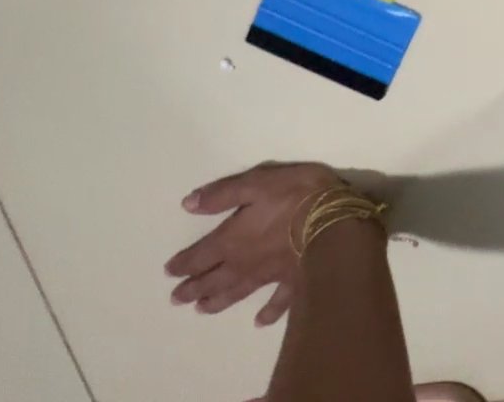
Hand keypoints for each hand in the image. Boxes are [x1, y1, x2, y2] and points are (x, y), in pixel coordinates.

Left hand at [164, 161, 357, 323]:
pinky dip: (268, 313)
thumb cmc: (296, 195)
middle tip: (177, 298)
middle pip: (213, 279)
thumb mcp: (258, 182)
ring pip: (237, 293)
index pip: (200, 255)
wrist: (333, 221)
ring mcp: (268, 276)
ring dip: (217, 302)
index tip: (170, 272)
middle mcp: (244, 263)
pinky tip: (260, 322)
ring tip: (200, 310)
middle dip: (194, 288)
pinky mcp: (292, 282)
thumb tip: (188, 204)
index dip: (183, 263)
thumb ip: (223, 194)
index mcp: (232, 239)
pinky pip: (277, 303)